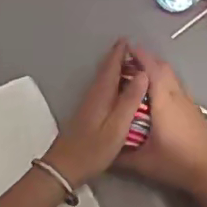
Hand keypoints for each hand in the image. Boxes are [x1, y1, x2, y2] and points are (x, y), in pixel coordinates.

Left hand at [40, 40, 150, 188]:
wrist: (64, 167)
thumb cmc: (93, 149)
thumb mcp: (117, 127)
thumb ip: (130, 101)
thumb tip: (142, 74)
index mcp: (101, 95)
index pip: (111, 68)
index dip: (119, 53)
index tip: (127, 39)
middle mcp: (93, 96)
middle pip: (105, 72)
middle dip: (116, 58)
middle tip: (129, 47)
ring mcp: (88, 105)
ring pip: (103, 81)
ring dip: (113, 70)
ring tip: (126, 64)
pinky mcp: (87, 115)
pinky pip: (102, 90)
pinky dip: (110, 83)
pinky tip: (116, 89)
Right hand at [114, 46, 206, 195]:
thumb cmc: (176, 164)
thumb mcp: (143, 163)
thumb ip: (120, 155)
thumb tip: (100, 149)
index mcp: (163, 103)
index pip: (152, 70)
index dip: (140, 56)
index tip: (126, 48)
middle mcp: (177, 97)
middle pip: (164, 68)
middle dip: (147, 60)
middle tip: (128, 62)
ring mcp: (189, 103)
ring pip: (172, 78)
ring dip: (157, 71)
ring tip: (139, 77)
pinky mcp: (194, 111)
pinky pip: (177, 88)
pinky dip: (164, 83)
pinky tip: (156, 97)